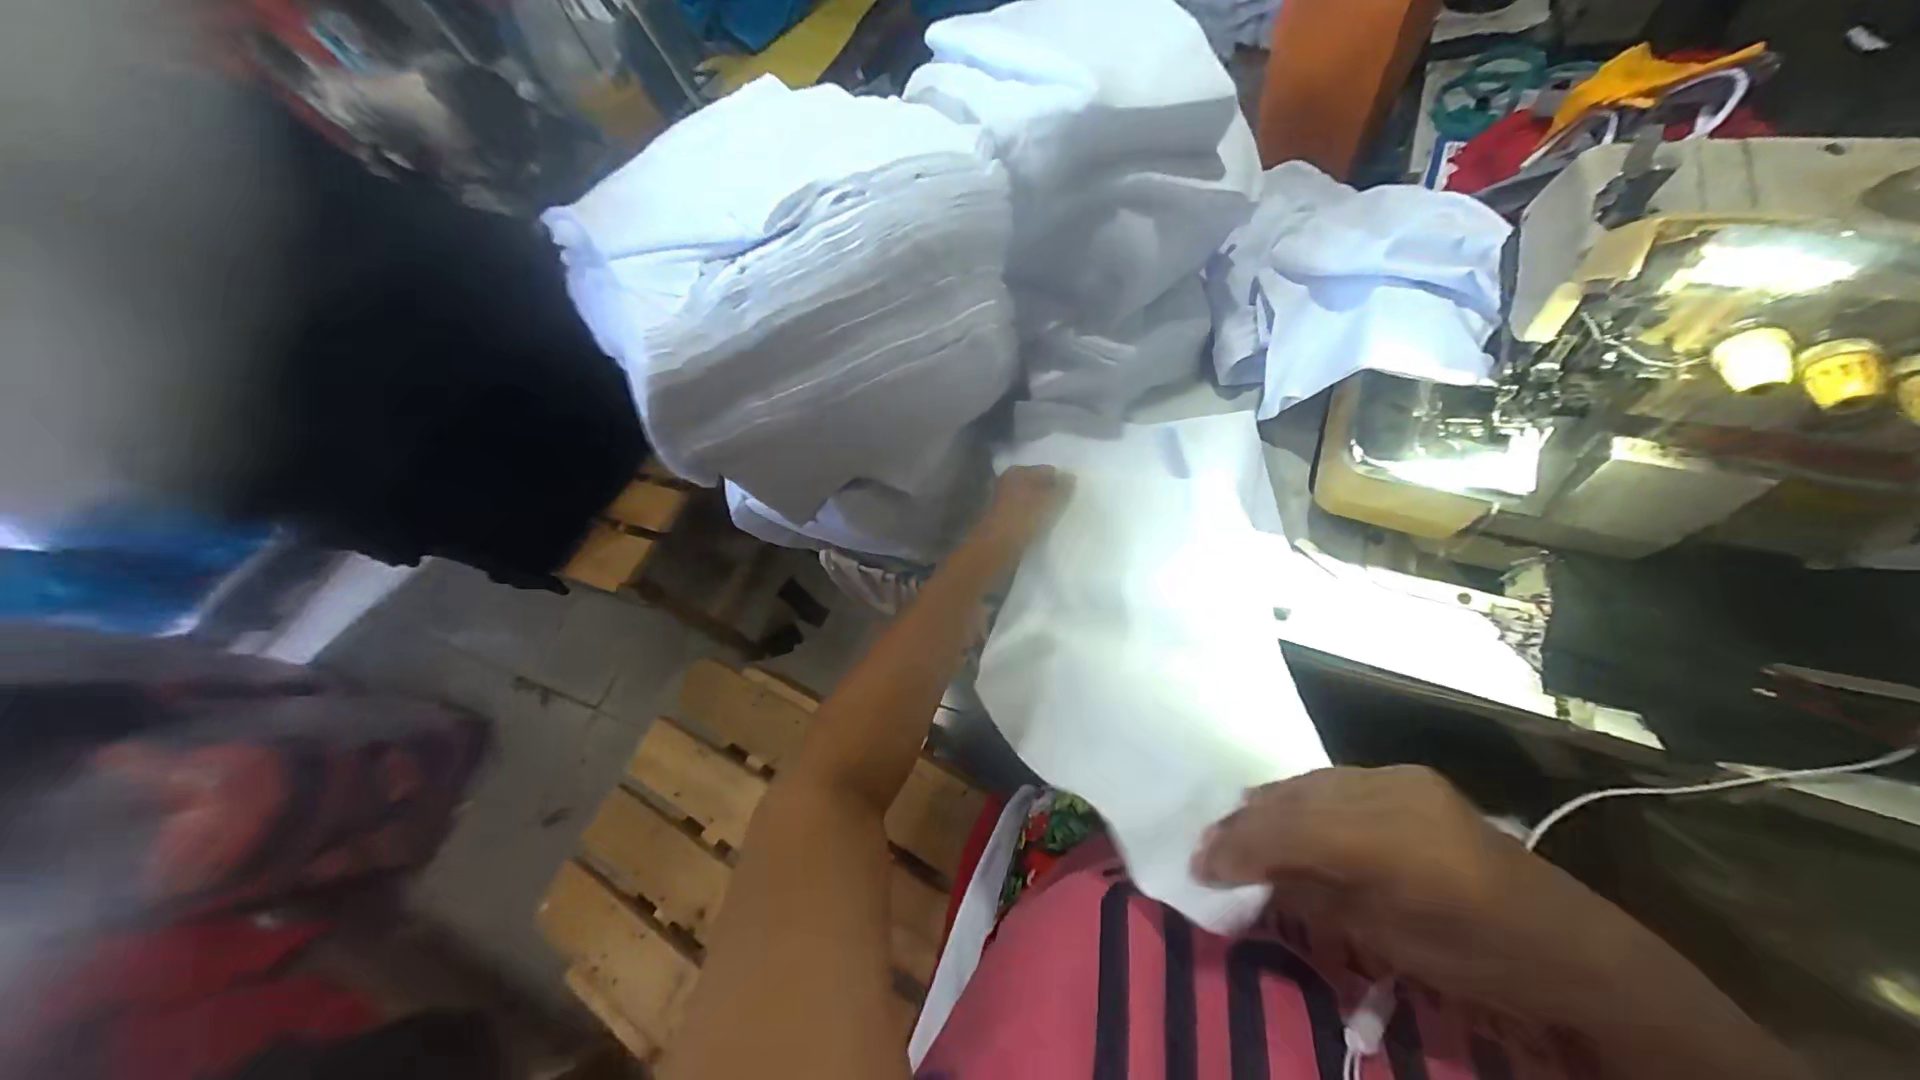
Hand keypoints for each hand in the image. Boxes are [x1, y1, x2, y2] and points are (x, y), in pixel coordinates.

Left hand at [968, 465, 1071, 558]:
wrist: (997, 547)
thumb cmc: (1024, 517)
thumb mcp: (1049, 500)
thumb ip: (1063, 487)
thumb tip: (1071, 476)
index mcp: (1017, 472)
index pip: (1047, 470)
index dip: (1060, 480)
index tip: (1072, 494)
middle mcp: (1006, 482)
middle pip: (1037, 484)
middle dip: (1050, 493)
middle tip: (1065, 505)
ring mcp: (1002, 500)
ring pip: (1029, 499)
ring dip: (1041, 506)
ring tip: (1055, 517)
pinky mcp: (1001, 518)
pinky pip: (1023, 513)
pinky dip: (1032, 517)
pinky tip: (1041, 526)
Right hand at [1195, 766, 1542, 1009]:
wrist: (1568, 941)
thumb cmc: (1477, 960)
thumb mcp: (1385, 941)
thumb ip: (1311, 896)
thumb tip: (1249, 876)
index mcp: (1393, 844)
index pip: (1290, 831)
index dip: (1238, 848)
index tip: (1199, 866)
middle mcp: (1390, 793)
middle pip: (1294, 800)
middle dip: (1243, 825)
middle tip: (1205, 847)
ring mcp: (1398, 777)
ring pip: (1308, 783)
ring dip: (1266, 806)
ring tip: (1231, 829)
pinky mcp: (1406, 775)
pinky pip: (1332, 780)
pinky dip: (1299, 797)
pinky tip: (1279, 811)